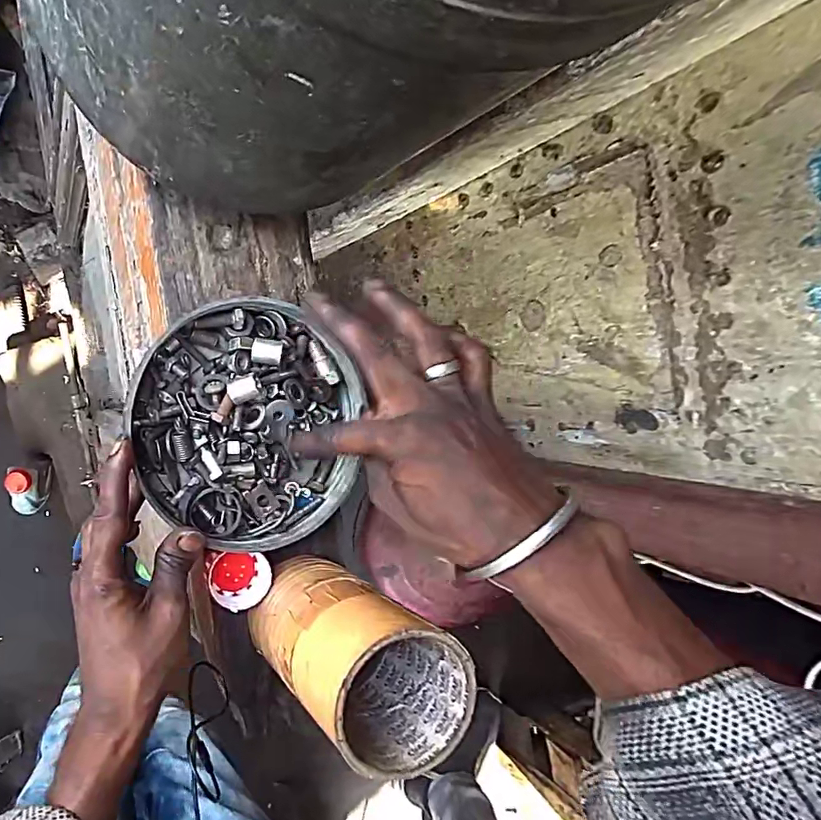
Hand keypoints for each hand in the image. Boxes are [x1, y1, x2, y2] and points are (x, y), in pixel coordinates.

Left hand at [71, 440, 205, 729]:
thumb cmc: (137, 668)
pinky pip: (107, 550)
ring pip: (102, 534)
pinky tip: (134, 526)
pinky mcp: (97, 595)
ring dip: (119, 506)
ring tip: (137, 482)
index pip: (108, 515)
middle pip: (101, 519)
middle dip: (116, 484)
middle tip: (131, 455)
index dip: (116, 478)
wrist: (114, 707)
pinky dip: (121, 530)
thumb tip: (188, 533)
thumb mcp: (166, 615)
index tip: (122, 449)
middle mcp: (88, 575)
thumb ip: (176, 569)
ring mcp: (89, 586)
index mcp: (99, 576)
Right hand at [292, 280, 562, 570]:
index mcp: (401, 437)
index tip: (297, 441)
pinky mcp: (481, 400)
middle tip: (322, 300)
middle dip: (343, 323)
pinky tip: (440, 330)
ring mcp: (457, 397)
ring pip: (426, 338)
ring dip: (397, 309)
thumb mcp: (396, 505)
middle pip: (376, 353)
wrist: (523, 532)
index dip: (315, 439)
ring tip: (376, 288)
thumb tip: (361, 447)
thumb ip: (373, 466)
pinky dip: (454, 339)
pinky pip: (470, 356)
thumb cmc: (460, 528)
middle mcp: (428, 406)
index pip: (343, 432)